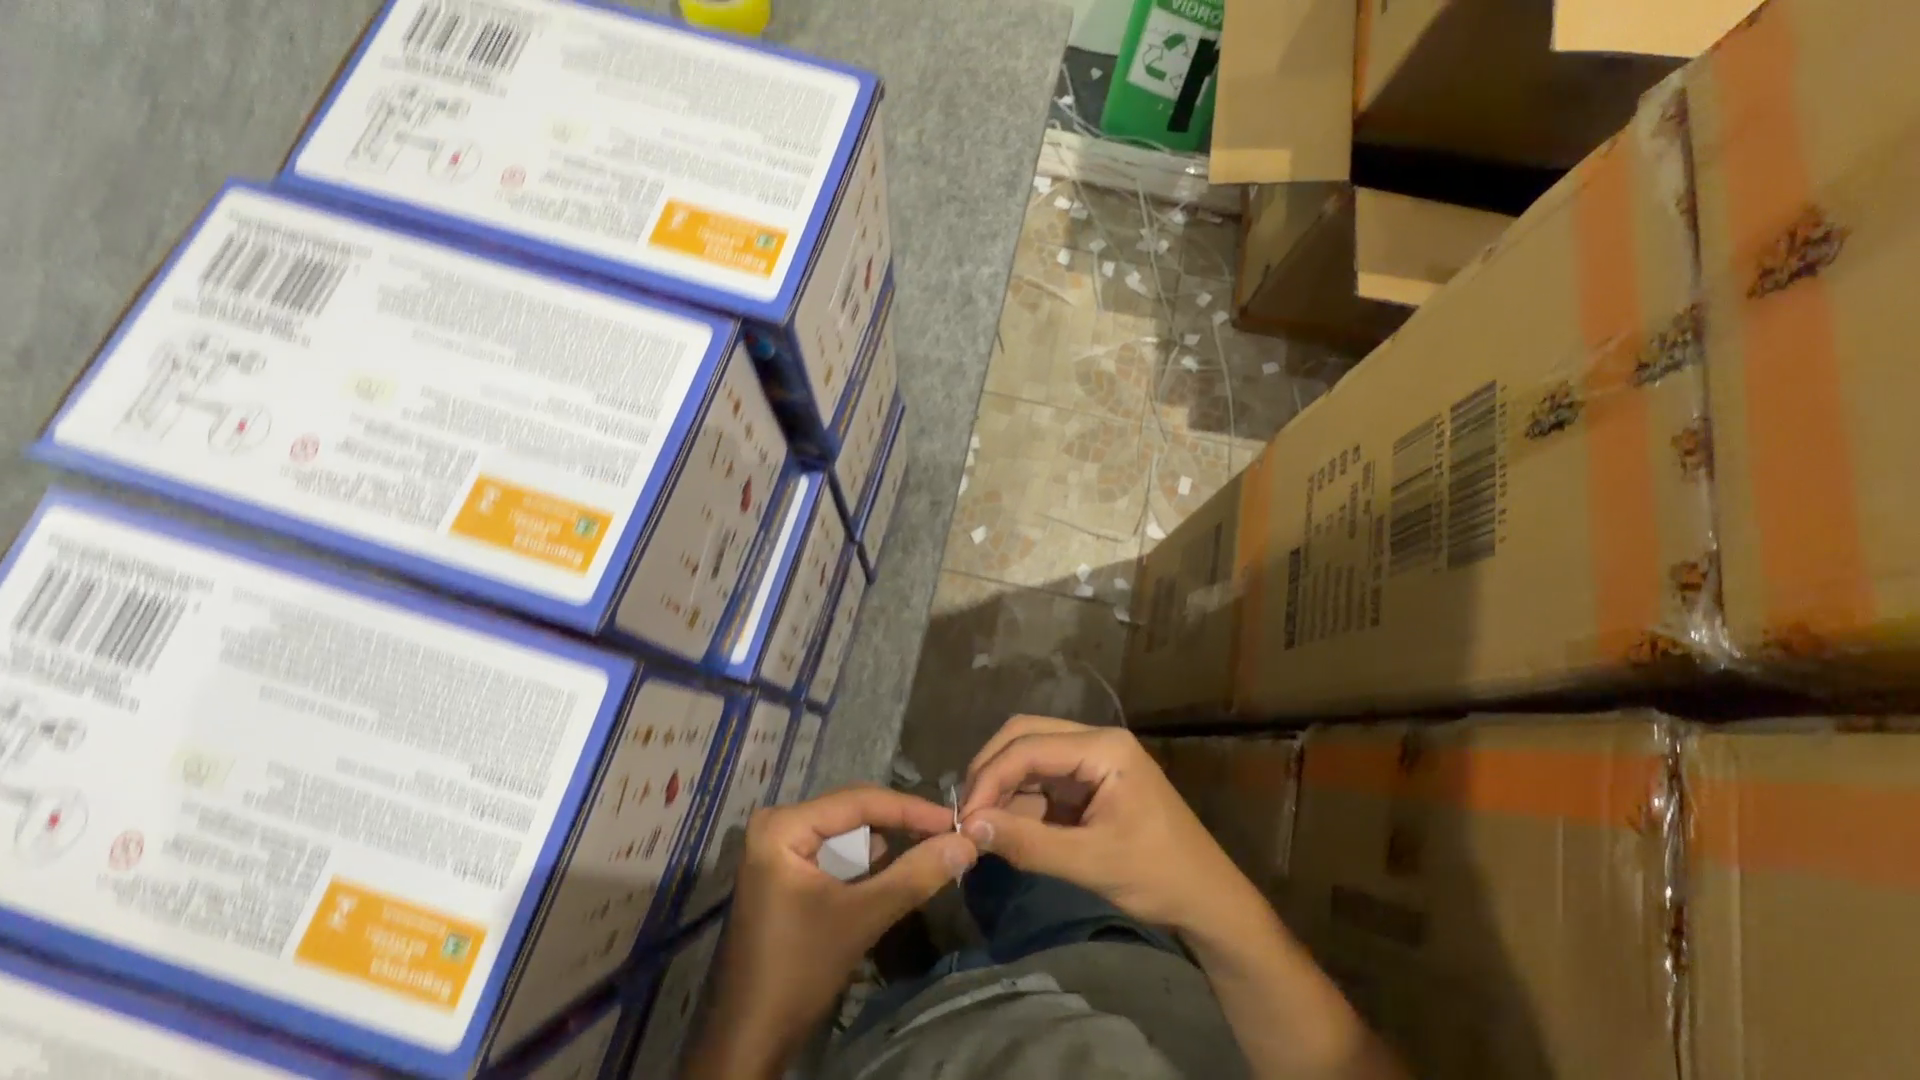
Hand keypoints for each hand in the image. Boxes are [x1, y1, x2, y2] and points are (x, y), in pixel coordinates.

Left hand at [685, 786, 978, 1079]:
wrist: (751, 1034)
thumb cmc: (798, 969)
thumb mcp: (861, 917)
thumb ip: (914, 875)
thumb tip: (968, 843)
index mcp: (783, 825)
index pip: (859, 801)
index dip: (912, 809)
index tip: (955, 821)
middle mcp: (777, 825)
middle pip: (853, 812)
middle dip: (900, 825)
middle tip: (948, 836)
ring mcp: (778, 849)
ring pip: (847, 833)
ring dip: (887, 844)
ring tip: (930, 850)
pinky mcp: (786, 873)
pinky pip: (835, 854)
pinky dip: (866, 864)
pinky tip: (896, 872)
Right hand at [958, 716, 1250, 930]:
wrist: (1208, 900)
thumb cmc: (1158, 875)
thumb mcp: (1090, 862)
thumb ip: (1028, 842)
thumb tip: (968, 828)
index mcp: (1104, 747)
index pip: (1028, 746)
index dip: (989, 777)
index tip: (963, 817)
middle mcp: (1096, 742)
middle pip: (1025, 737)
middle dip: (991, 772)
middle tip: (966, 814)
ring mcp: (1093, 762)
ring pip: (1030, 758)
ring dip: (1002, 787)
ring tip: (977, 825)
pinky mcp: (1089, 785)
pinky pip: (1042, 782)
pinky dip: (1019, 802)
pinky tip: (1002, 829)